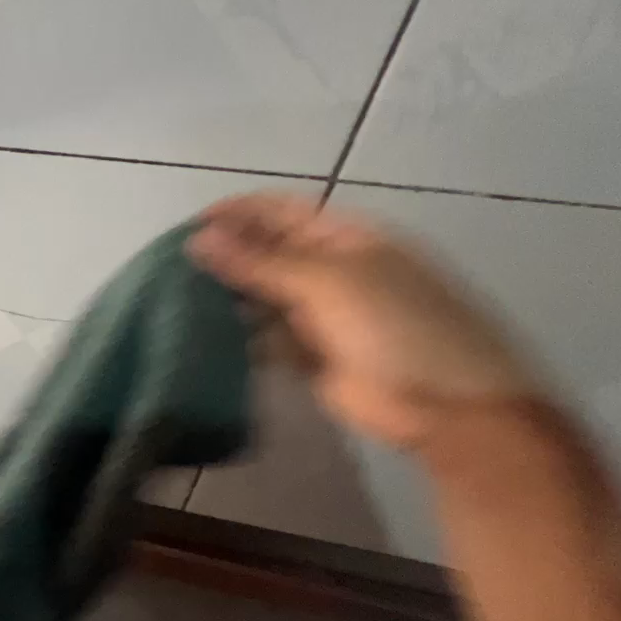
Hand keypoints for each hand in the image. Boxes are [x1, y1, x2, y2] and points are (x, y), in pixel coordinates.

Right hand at [189, 193, 541, 450]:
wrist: (449, 409)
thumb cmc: (397, 329)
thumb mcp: (326, 283)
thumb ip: (257, 261)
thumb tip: (195, 238)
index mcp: (349, 239)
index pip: (282, 211)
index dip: (236, 212)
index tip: (186, 227)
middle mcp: (333, 269)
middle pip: (267, 251)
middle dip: (224, 253)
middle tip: (171, 266)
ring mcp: (322, 313)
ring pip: (260, 294)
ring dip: (225, 294)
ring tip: (177, 298)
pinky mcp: (309, 353)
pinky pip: (263, 335)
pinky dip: (235, 333)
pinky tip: (202, 333)